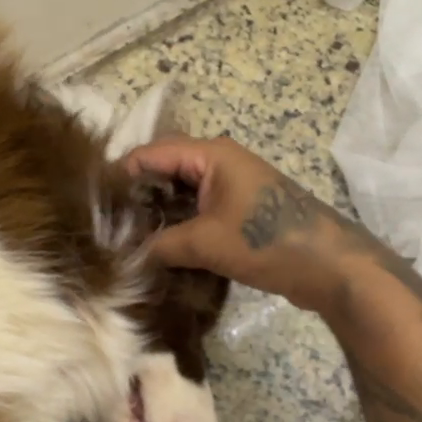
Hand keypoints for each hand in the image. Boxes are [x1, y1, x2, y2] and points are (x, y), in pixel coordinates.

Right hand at [124, 137, 337, 300]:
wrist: (329, 267)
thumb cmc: (267, 242)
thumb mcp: (205, 244)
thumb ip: (159, 245)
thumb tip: (123, 256)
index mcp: (211, 154)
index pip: (149, 154)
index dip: (119, 176)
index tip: (92, 205)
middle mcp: (218, 162)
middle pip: (162, 170)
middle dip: (134, 196)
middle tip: (103, 225)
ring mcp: (229, 186)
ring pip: (178, 193)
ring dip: (154, 213)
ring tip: (123, 239)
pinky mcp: (237, 211)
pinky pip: (195, 210)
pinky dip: (175, 225)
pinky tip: (155, 248)